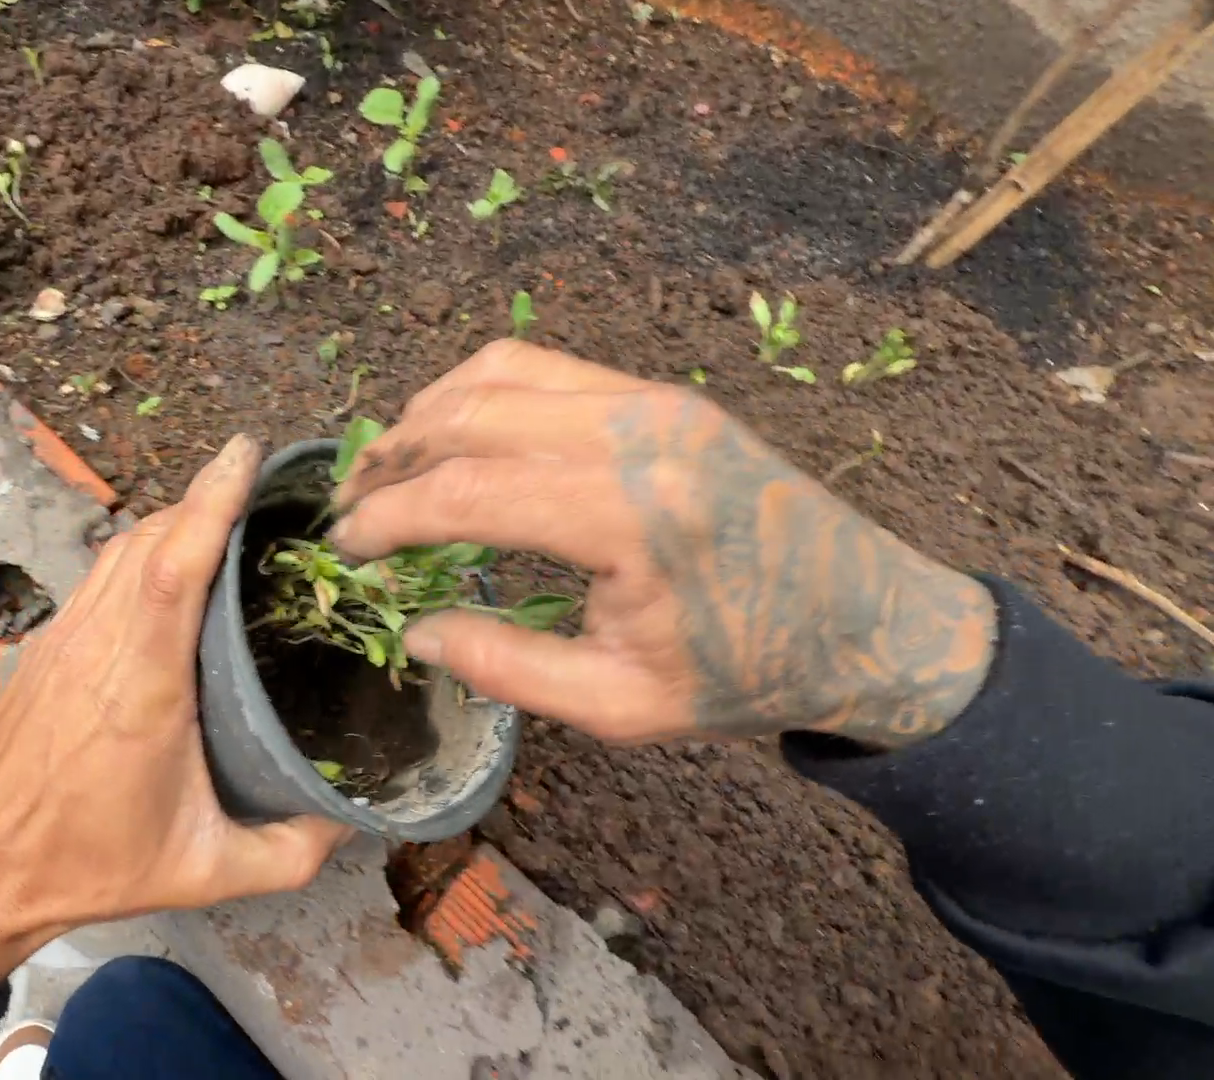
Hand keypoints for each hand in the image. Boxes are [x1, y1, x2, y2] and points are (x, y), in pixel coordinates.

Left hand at [0, 435, 351, 1001]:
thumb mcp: (204, 873)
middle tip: (261, 489)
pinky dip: (141, 550)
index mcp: (142, 689)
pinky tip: (169, 566)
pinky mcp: (46, 645)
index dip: (209, 502)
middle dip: (204, 499)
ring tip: (222, 515)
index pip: (174, 570)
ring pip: (121, 549)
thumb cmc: (88, 868)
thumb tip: (350, 813)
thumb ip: (291, 851)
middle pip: (149, 541)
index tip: (244, 455)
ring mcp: (63, 639)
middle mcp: (98, 646)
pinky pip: (100, 574)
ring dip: (172, 520)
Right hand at [330, 340, 996, 749]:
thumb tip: (415, 631)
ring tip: (386, 467)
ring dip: (424, 416)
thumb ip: (504, 668)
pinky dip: (475, 392)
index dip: (385, 518)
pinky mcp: (656, 394)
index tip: (346, 547)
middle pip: (464, 416)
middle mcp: (634, 432)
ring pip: (494, 374)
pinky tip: (454, 432)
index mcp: (626, 515)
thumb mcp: (617, 706)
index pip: (463, 493)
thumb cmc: (744, 674)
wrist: (868, 622)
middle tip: (348, 507)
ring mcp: (648, 399)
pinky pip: (538, 367)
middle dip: (387, 461)